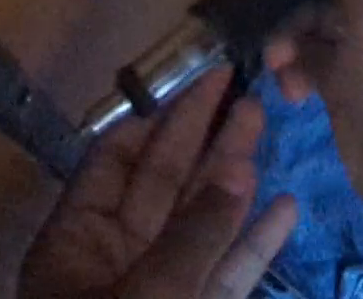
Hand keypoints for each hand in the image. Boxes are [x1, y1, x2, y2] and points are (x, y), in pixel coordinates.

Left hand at [19, 70, 297, 298]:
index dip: (156, 118)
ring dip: (234, 177)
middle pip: (163, 180)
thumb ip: (192, 237)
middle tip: (243, 86)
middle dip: (202, 134)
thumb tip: (237, 168)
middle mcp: (114, 262)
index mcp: (76, 244)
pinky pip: (225, 276)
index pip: (114, 160)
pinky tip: (285, 209)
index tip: (198, 84)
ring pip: (200, 222)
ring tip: (266, 125)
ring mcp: (157, 295)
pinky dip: (254, 245)